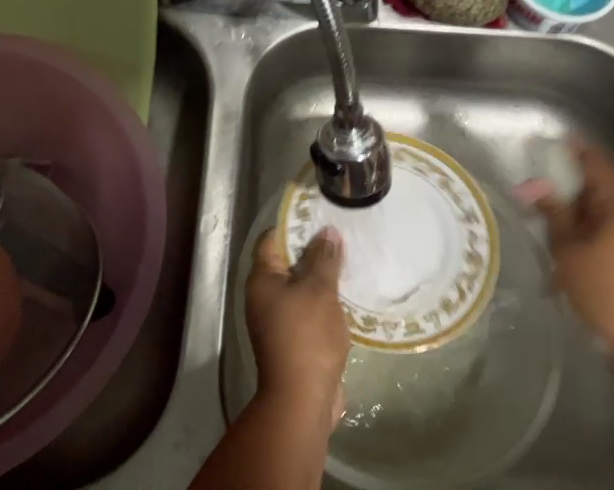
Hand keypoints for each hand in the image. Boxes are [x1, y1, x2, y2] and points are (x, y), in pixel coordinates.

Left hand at [247, 226, 349, 422]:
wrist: (303, 398)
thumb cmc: (306, 335)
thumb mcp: (318, 290)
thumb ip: (323, 259)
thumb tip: (327, 232)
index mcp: (262, 280)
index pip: (272, 240)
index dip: (294, 225)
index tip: (320, 215)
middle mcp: (264, 297)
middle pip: (288, 262)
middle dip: (314, 250)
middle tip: (342, 235)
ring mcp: (279, 320)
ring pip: (301, 287)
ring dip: (323, 277)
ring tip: (351, 260)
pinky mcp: (295, 339)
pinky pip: (310, 309)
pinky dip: (326, 301)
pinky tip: (350, 295)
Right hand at [519, 143, 613, 365]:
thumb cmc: (607, 292)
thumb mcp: (570, 252)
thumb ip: (554, 214)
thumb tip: (536, 186)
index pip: (599, 162)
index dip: (574, 149)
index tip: (549, 143)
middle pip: (604, 185)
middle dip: (571, 181)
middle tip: (538, 182)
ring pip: (608, 209)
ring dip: (579, 207)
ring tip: (547, 213)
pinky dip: (591, 227)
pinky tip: (569, 242)